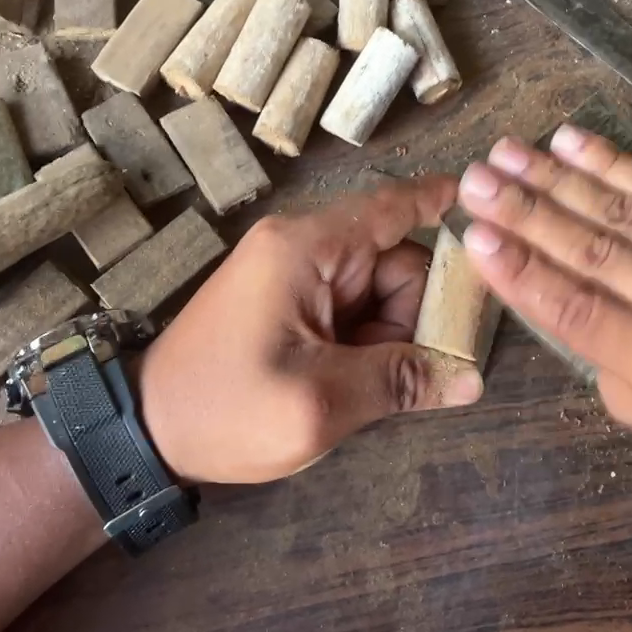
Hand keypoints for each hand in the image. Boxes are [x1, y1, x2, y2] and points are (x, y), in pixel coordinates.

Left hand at [139, 176, 483, 483]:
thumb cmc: (226, 408)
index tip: (485, 199)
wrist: (145, 432)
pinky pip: (356, 311)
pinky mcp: (293, 304)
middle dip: (418, 313)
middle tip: (425, 368)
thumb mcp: (320, 403)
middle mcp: (305, 249)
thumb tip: (470, 378)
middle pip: (397, 262)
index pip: (389, 207)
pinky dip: (371, 342)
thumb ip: (400, 381)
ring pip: (382, 292)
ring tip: (372, 386)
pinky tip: (360, 380)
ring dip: (393, 337)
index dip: (439, 202)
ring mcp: (297, 277)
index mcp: (307, 248)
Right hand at [455, 127, 631, 474]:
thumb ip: (595, 346)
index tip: (474, 237)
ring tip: (504, 154)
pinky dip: (612, 163)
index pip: (580, 312)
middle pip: (597, 251)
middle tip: (473, 181)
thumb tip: (539, 277)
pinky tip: (569, 142)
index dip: (523, 272)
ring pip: (625, 211)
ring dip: (557, 179)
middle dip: (526, 212)